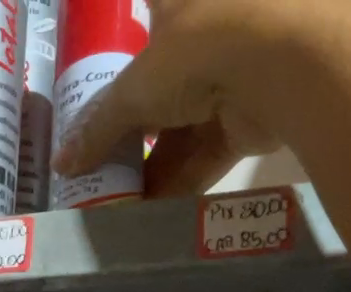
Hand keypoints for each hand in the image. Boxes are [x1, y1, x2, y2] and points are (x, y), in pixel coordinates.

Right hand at [54, 0, 310, 198]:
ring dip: (149, 166)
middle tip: (96, 162)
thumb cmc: (199, 49)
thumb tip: (62, 165)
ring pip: (182, 126)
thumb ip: (97, 129)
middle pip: (160, 87)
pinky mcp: (252, 117)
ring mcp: (234, 75)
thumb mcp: (132, 90)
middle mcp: (209, 34)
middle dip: (129, 129)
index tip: (103, 69)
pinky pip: (206, 153)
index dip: (129, 36)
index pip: (148, 12)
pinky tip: (148, 211)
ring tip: (114, 200)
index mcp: (180, 5)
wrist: (288, 65)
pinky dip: (179, 181)